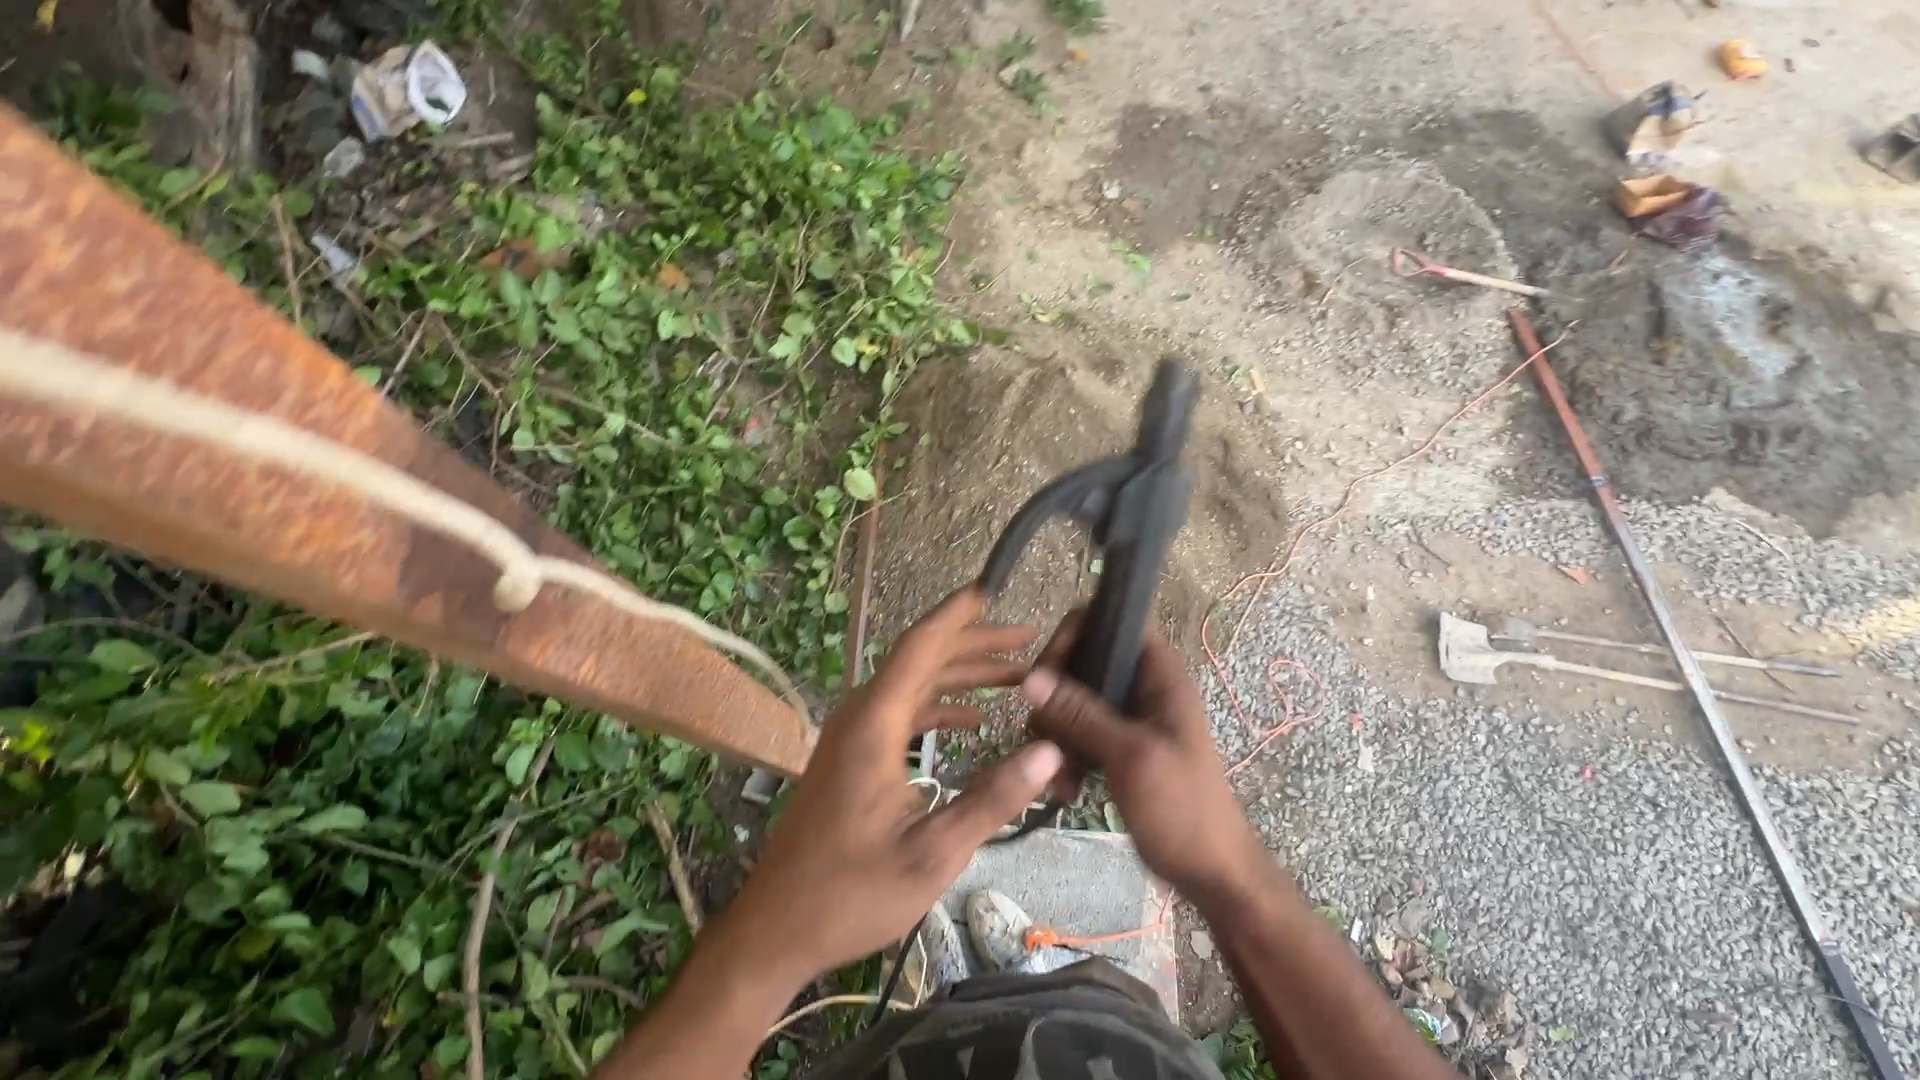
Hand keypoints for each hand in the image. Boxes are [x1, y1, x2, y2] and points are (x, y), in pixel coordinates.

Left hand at [722, 588, 1064, 988]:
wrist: (777, 927)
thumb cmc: (851, 892)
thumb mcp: (932, 853)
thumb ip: (991, 799)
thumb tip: (1049, 754)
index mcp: (874, 726)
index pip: (919, 648)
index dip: (956, 615)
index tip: (991, 589)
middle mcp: (859, 718)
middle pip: (920, 661)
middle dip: (974, 646)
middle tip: (1029, 639)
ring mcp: (850, 738)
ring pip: (911, 687)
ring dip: (959, 678)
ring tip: (1014, 676)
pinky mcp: (849, 759)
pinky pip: (899, 714)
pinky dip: (937, 708)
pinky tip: (970, 722)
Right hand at [1020, 617, 1267, 906]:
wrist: (1211, 874)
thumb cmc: (1182, 810)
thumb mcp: (1131, 757)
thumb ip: (1082, 714)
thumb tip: (1031, 678)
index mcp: (1160, 675)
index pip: (1111, 622)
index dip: (1075, 635)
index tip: (1046, 675)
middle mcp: (1144, 688)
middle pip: (1083, 662)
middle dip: (1055, 696)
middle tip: (1045, 735)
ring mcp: (1131, 719)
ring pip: (1074, 701)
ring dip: (1057, 734)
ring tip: (1059, 774)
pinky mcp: (1120, 748)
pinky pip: (1079, 735)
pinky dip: (1067, 757)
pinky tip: (1067, 790)